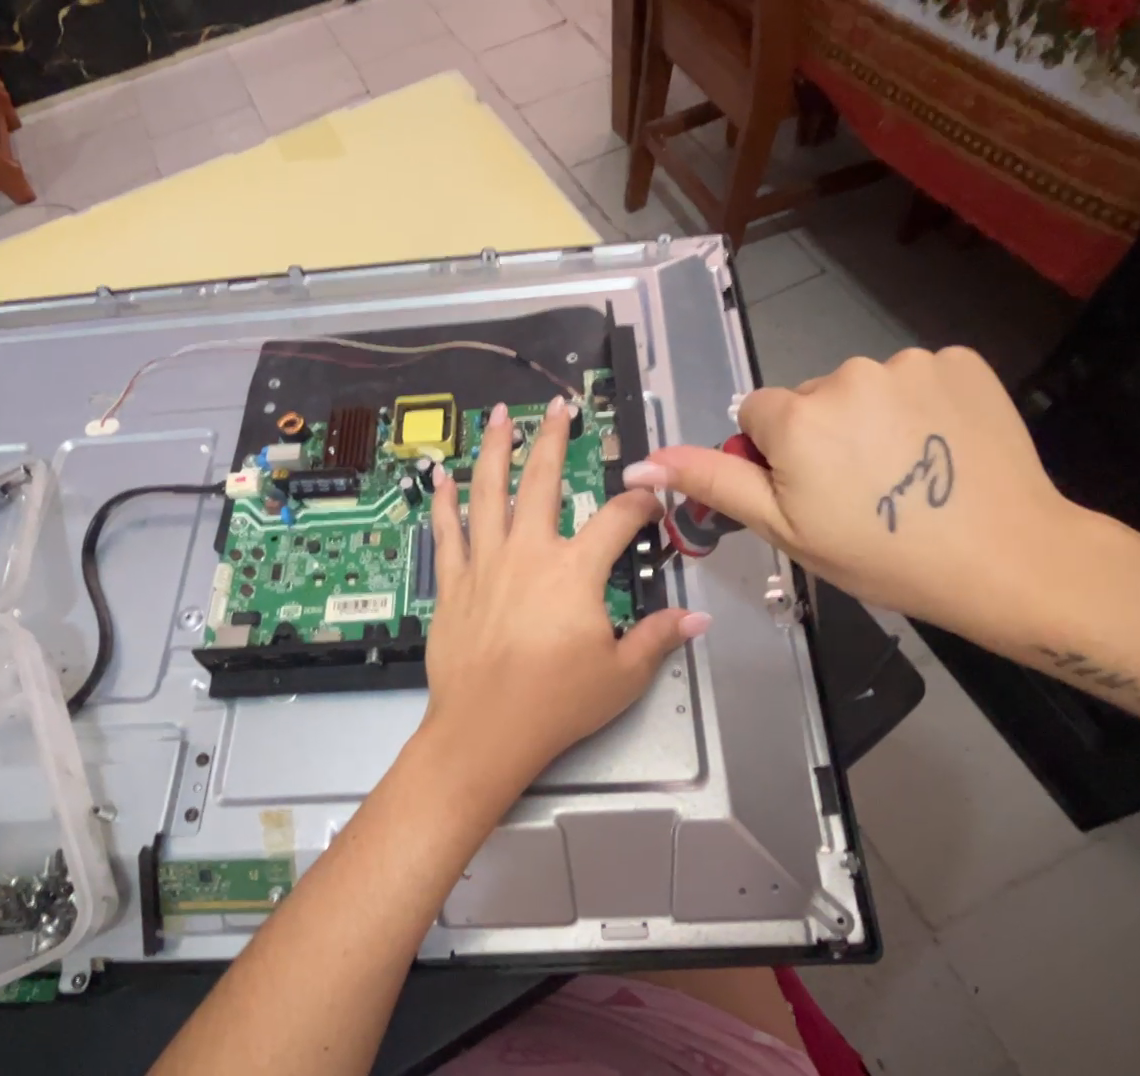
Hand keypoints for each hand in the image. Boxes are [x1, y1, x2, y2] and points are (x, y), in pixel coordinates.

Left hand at [421, 397, 707, 787]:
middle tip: (559, 407)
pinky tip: (441, 478)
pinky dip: (443, 503)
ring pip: (488, 493)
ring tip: (497, 417)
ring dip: (493, 451)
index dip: (641, 502)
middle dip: (554, 439)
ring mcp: (485, 564)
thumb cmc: (557, 703)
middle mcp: (529, 553)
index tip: (652, 498)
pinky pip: (447, 533)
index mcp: (575, 571)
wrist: (485, 731)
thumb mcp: (622, 675)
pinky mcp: (453, 584)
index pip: (617, 519)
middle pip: (543, 481)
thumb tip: (698, 619)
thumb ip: (659, 638)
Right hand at [623, 347, 1081, 629]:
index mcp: (796, 415)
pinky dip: (919, 409)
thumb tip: (643, 462)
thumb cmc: (879, 555)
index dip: (777, 457)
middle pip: (810, 399)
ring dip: (870, 420)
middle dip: (820, 435)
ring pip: (863, 388)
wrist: (1004, 558)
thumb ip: (713, 484)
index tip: (811, 492)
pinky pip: (915, 379)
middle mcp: (846, 374)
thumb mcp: (783, 529)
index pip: (757, 415)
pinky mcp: (961, 361)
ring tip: (904, 474)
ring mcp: (909, 363)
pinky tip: (939, 450)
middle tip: (859, 490)